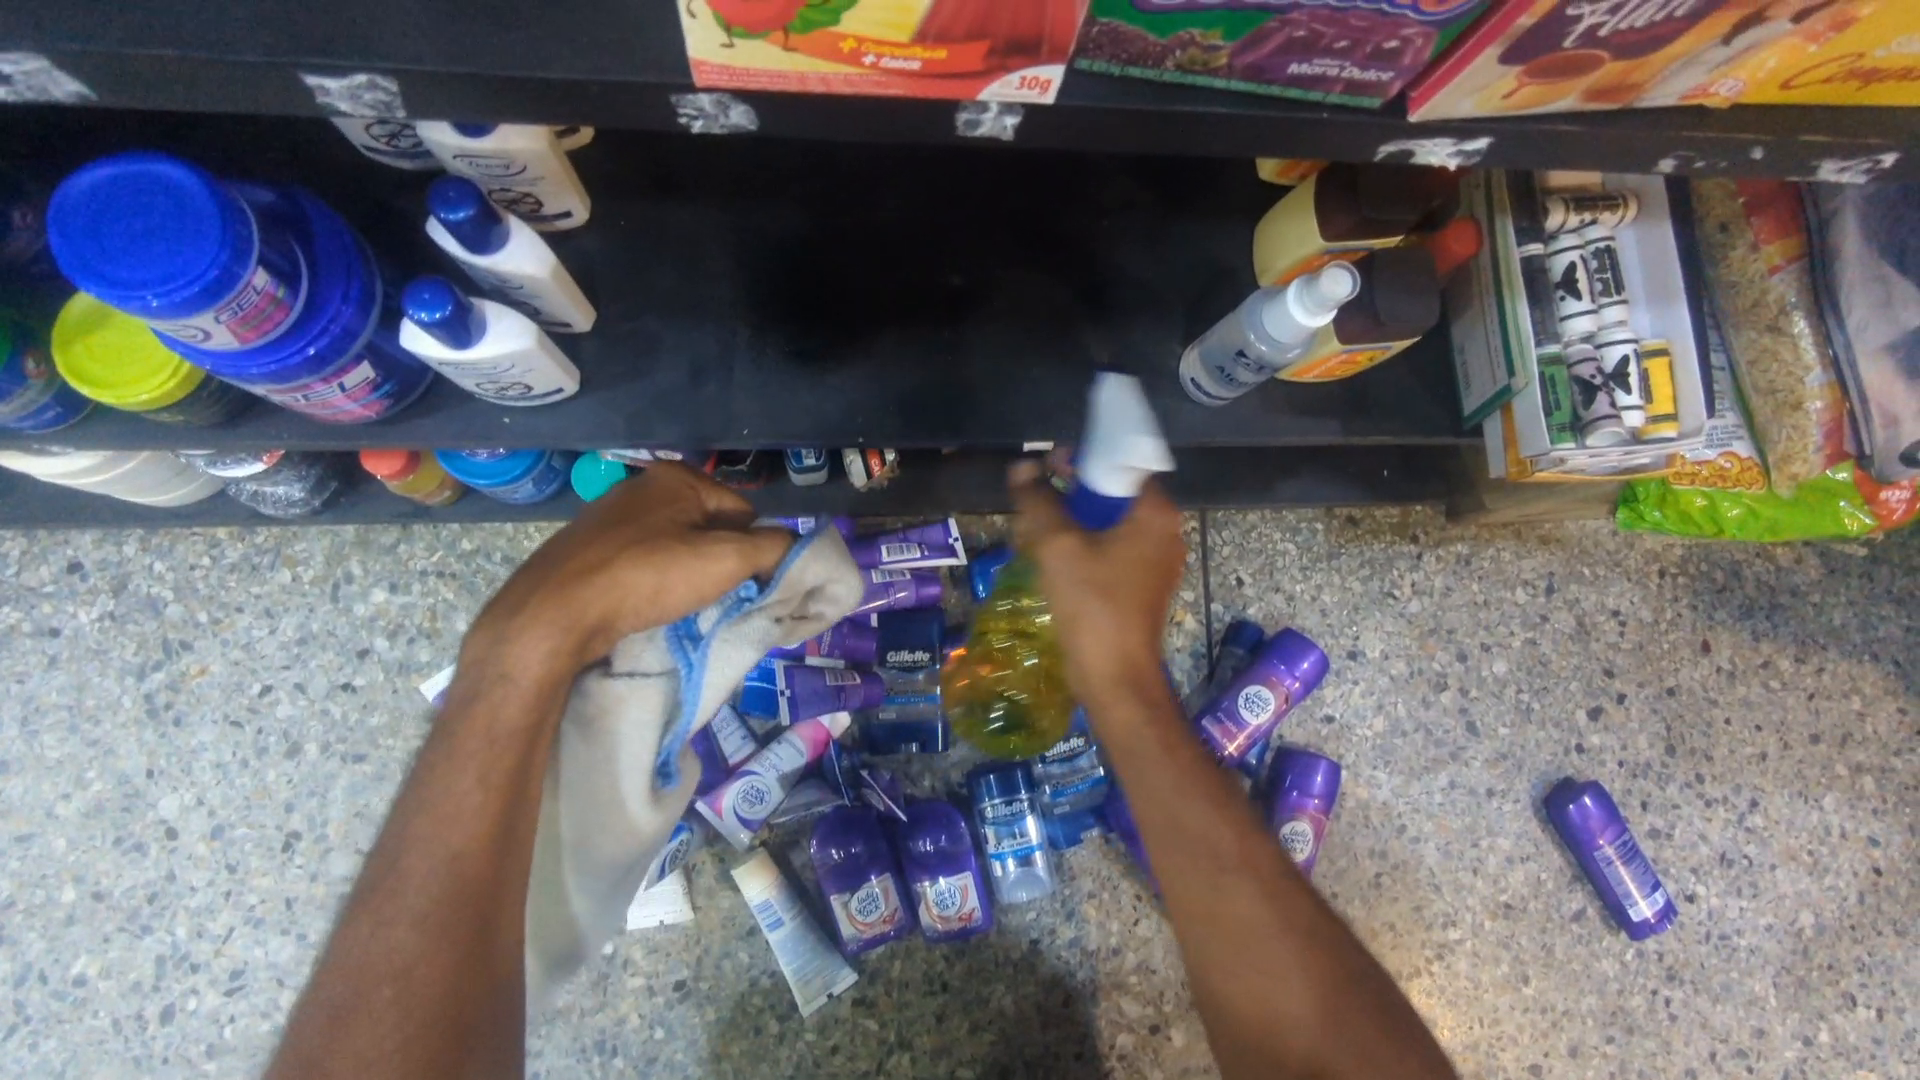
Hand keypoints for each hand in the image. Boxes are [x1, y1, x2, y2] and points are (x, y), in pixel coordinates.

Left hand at [466, 463, 793, 675]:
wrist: (555, 613)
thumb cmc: (647, 576)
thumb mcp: (727, 560)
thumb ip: (774, 548)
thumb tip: (796, 546)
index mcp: (678, 478)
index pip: (745, 512)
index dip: (753, 550)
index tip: (744, 583)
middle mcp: (644, 487)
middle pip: (710, 529)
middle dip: (720, 562)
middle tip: (715, 597)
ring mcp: (611, 517)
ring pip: (676, 547)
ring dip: (688, 575)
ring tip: (680, 606)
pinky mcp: (588, 549)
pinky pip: (643, 562)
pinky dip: (654, 583)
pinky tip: (647, 605)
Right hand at [1007, 459, 1186, 709]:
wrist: (1114, 675)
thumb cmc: (1092, 604)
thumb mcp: (1057, 546)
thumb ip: (1038, 501)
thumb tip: (1022, 467)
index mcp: (1156, 514)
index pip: (1122, 464)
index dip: (1083, 460)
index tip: (1048, 465)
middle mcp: (1165, 532)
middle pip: (1116, 495)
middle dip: (1074, 493)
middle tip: (1036, 499)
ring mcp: (1157, 562)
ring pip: (1112, 526)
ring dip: (1075, 522)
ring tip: (1037, 529)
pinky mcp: (1144, 587)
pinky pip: (1114, 552)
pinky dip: (1087, 548)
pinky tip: (1054, 559)